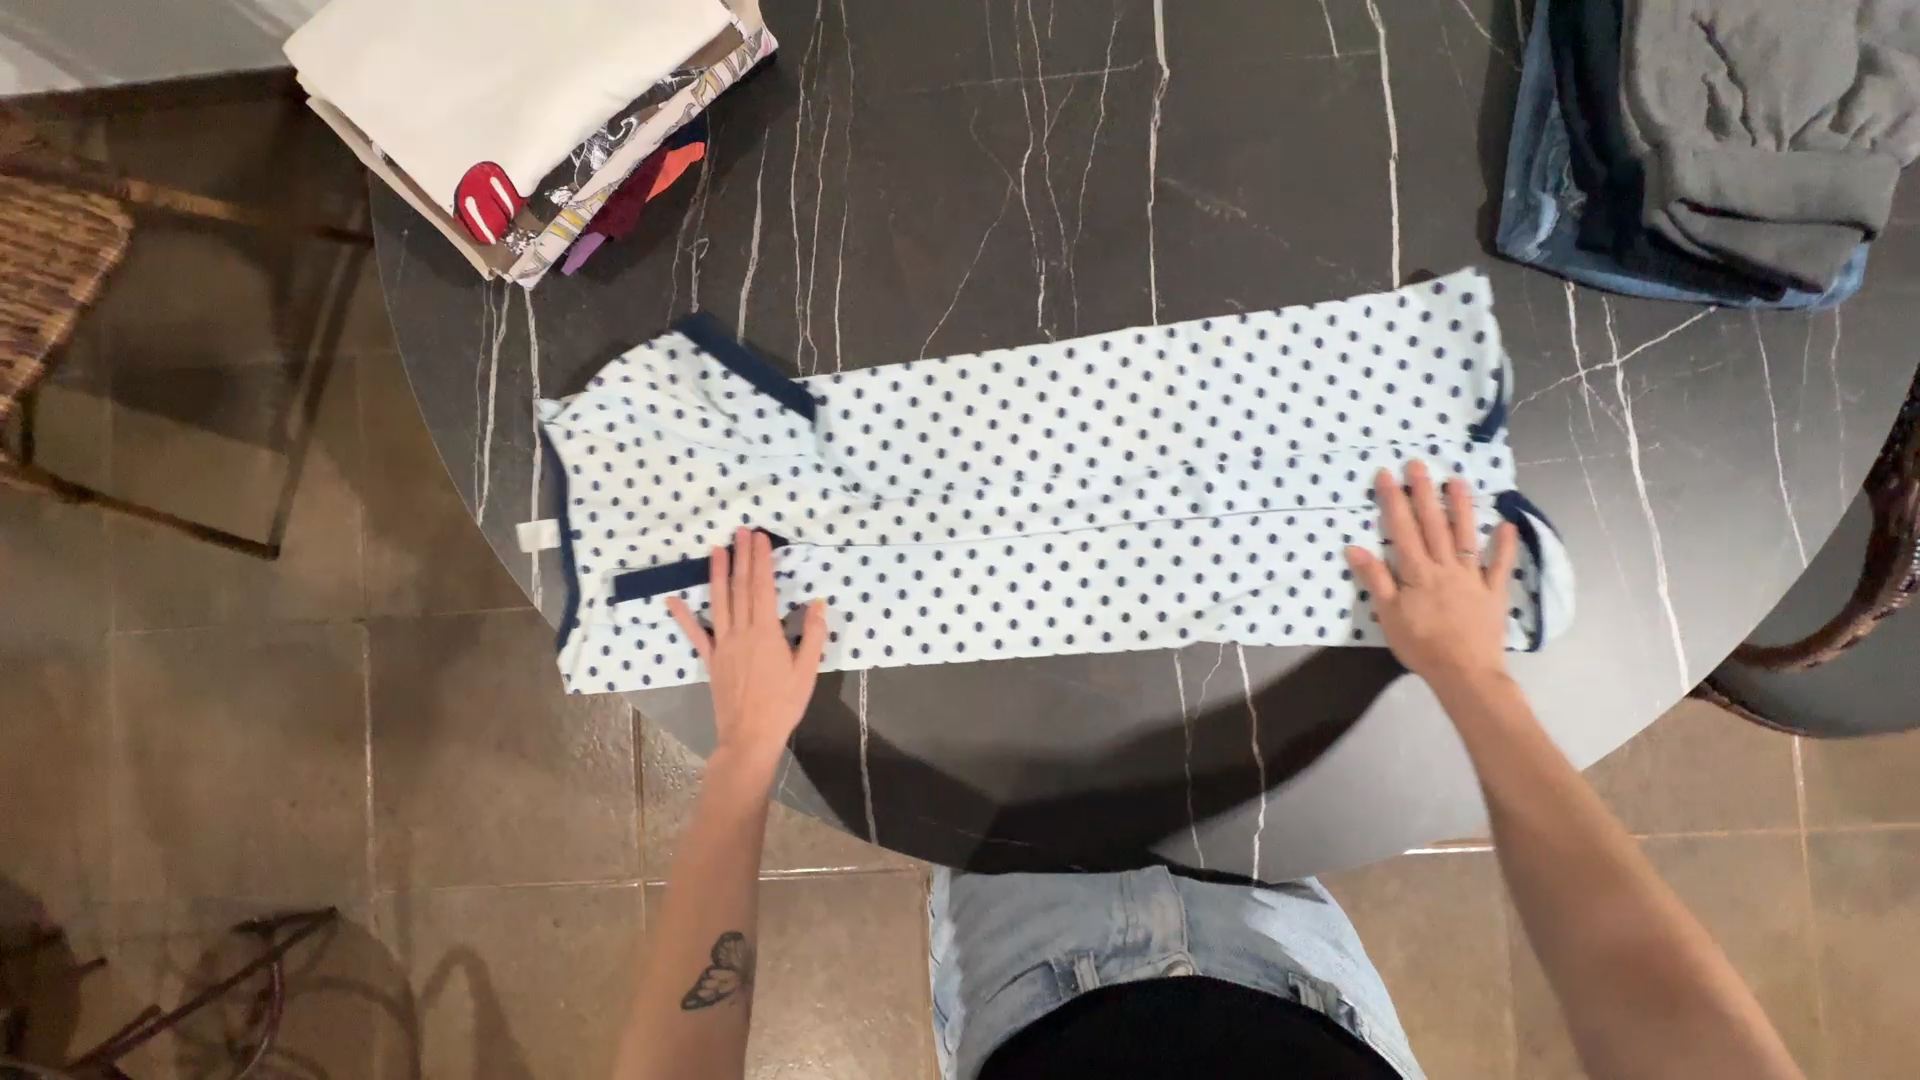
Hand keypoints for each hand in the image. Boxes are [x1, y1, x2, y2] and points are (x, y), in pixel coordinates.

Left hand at [666, 528, 828, 763]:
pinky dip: (684, 615)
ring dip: (717, 574)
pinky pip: (696, 633)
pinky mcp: (711, 659)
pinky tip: (673, 599)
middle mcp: (741, 632)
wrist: (750, 735)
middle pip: (740, 588)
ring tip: (716, 549)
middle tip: (741, 531)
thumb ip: (813, 635)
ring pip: (719, 602)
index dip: (761, 561)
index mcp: (766, 633)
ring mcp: (722, 644)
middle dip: (741, 557)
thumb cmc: (783, 704)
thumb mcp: (807, 671)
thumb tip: (817, 604)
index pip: (762, 588)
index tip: (760, 538)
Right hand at [1345, 460, 1518, 688]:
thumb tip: (1355, 548)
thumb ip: (1375, 579)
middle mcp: (1445, 567)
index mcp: (1417, 573)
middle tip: (1419, 464)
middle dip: (1424, 493)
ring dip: (1460, 507)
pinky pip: (1499, 565)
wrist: (1465, 672)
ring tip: (1457, 480)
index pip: (1402, 529)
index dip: (1394, 501)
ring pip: (1465, 536)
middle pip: (1433, 524)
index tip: (1387, 475)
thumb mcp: (1388, 615)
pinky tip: (1506, 525)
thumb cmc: (1420, 645)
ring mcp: (1472, 577)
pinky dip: (1504, 545)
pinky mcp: (1492, 592)